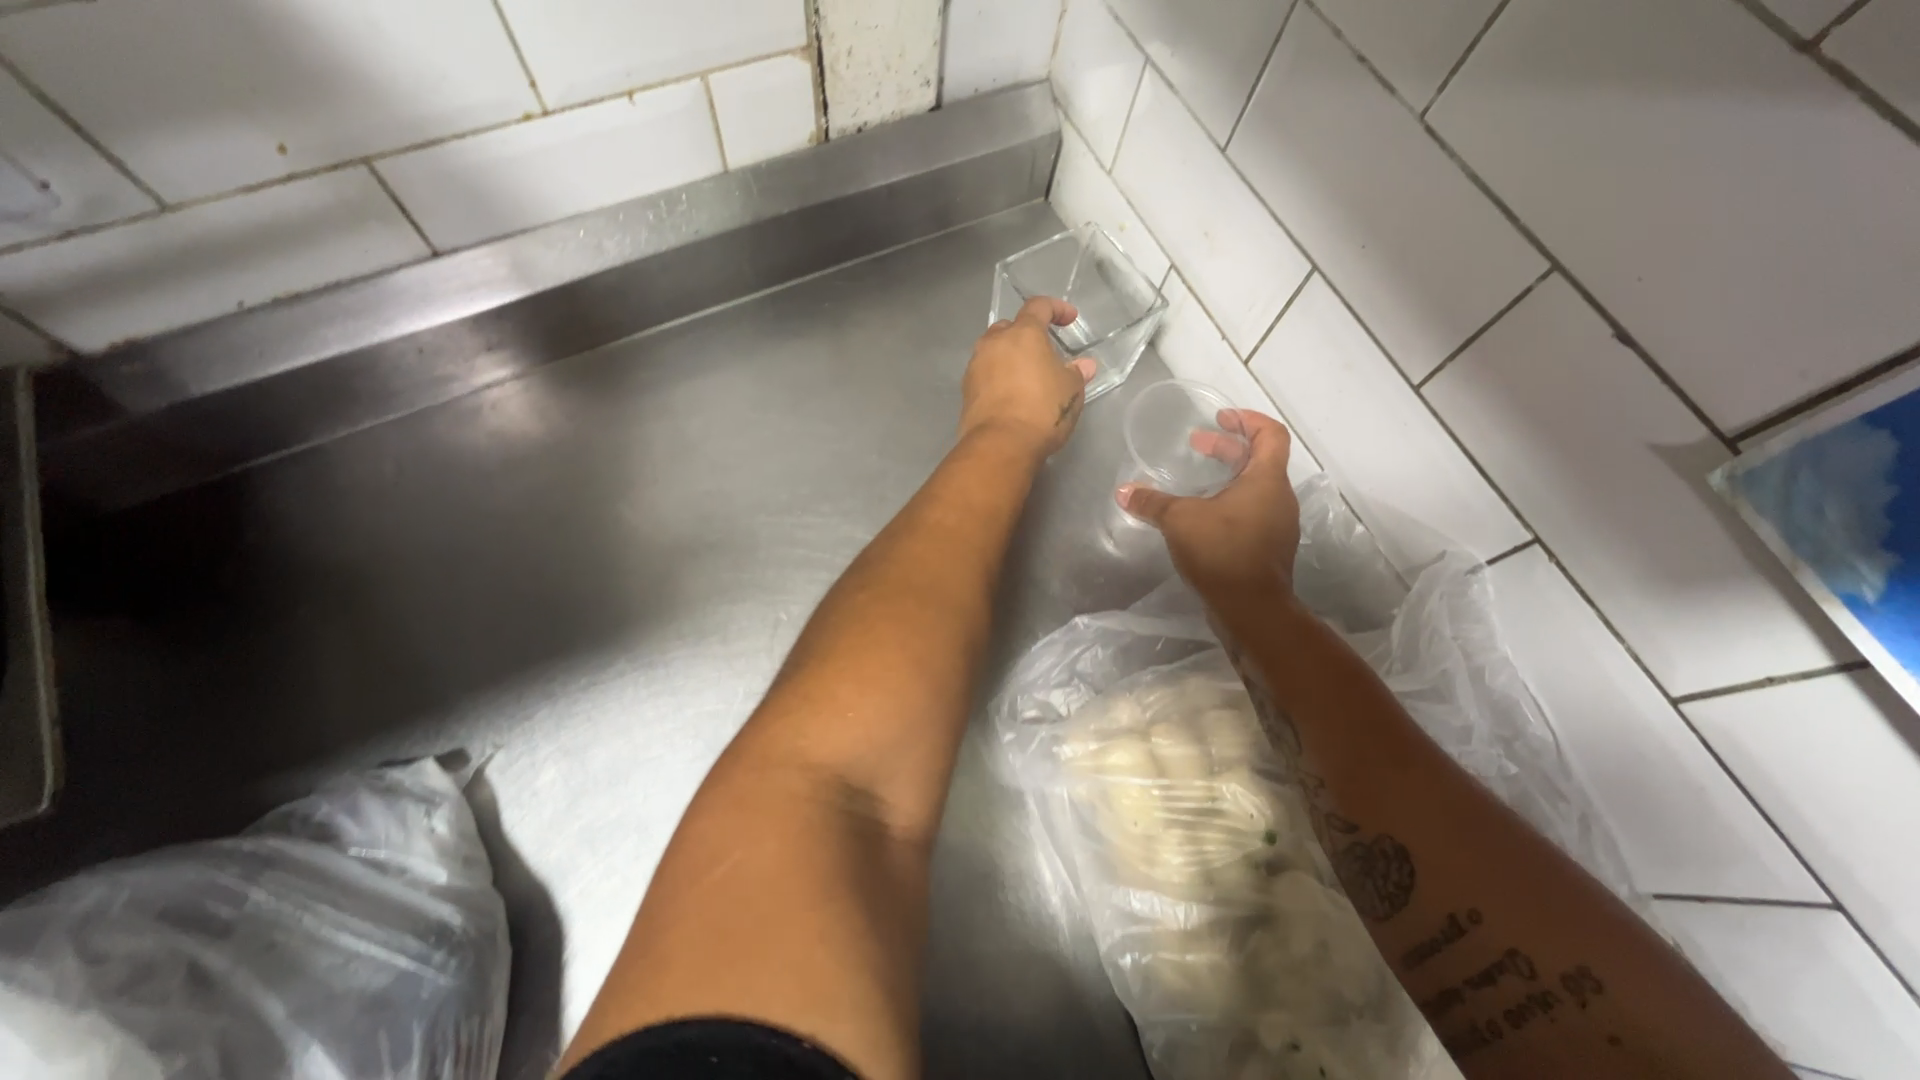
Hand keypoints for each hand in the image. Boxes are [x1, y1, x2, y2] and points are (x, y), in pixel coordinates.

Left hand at [959, 296, 1095, 457]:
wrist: (1000, 445)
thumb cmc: (1042, 410)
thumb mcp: (1070, 391)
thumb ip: (1076, 373)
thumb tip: (1084, 366)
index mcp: (1023, 333)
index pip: (1039, 307)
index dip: (1056, 309)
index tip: (1069, 319)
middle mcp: (994, 343)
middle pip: (1010, 327)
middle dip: (1028, 334)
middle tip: (1044, 352)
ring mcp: (976, 366)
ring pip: (994, 350)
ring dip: (1010, 357)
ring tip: (1027, 375)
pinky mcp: (966, 390)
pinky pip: (985, 373)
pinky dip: (998, 377)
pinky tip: (1012, 394)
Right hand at [1117, 409, 1300, 606]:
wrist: (1252, 608)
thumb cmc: (1222, 551)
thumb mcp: (1180, 520)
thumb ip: (1152, 503)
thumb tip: (1123, 492)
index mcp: (1266, 479)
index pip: (1270, 434)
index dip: (1247, 420)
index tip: (1220, 418)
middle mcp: (1279, 498)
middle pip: (1259, 460)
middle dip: (1227, 449)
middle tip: (1197, 445)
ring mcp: (1278, 525)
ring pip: (1255, 489)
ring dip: (1229, 479)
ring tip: (1197, 484)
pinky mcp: (1270, 549)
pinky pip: (1253, 514)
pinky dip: (1231, 506)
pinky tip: (1204, 519)